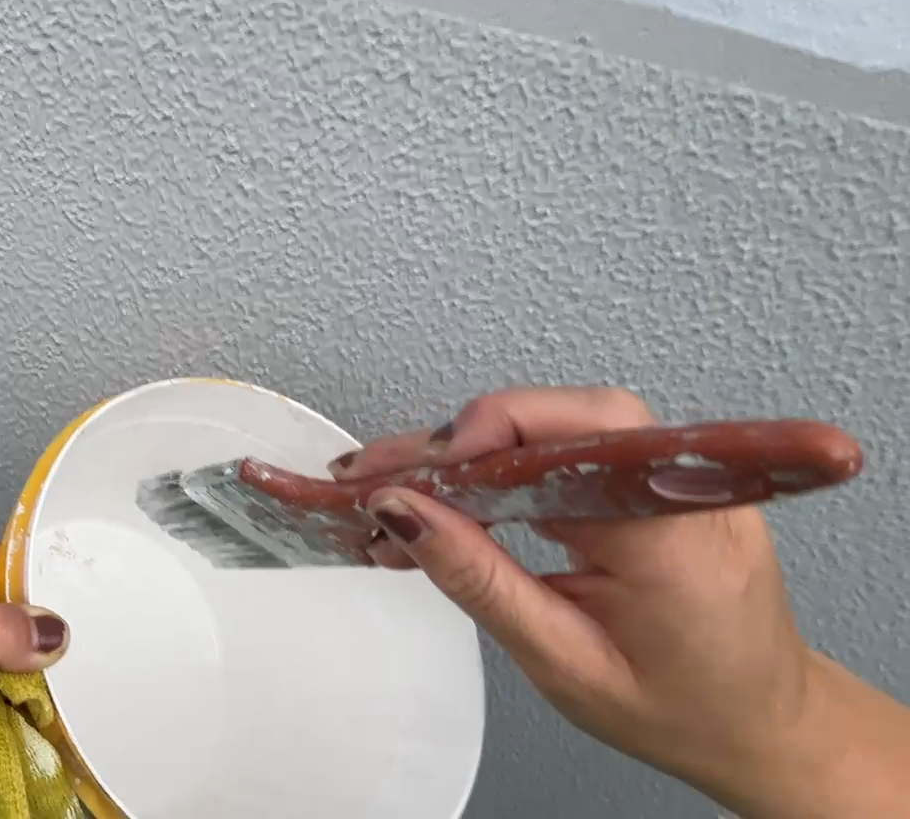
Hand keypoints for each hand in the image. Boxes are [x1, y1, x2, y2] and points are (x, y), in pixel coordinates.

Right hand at [334, 386, 909, 816]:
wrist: (767, 727)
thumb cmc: (679, 710)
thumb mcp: (561, 661)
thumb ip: (476, 579)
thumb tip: (397, 509)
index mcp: (672, 535)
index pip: (572, 433)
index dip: (481, 434)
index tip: (406, 475)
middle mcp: (676, 488)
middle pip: (545, 417)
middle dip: (450, 443)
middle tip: (376, 478)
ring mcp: (658, 476)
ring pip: (536, 426)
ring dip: (457, 454)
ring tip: (392, 490)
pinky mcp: (631, 479)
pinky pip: (545, 449)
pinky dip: (484, 466)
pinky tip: (441, 496)